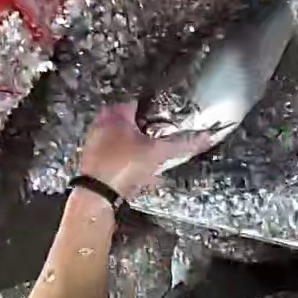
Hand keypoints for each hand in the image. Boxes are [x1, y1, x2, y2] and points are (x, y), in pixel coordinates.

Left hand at [77, 103, 210, 198]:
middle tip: (158, 138)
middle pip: (130, 122)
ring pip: (122, 139)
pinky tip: (138, 172)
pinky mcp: (94, 160)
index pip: (138, 102)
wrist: (98, 194)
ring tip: (151, 157)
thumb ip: (183, 144)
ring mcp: (95, 142)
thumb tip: (204, 138)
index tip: (164, 118)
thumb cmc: (122, 166)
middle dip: (146, 131)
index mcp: (115, 114)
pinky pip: (115, 156)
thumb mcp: (159, 152)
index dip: (154, 110)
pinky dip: (127, 161)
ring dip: (137, 147)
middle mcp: (101, 124)